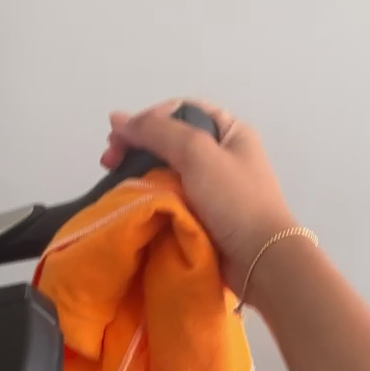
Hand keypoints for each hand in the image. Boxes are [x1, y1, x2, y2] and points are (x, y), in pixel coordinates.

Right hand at [101, 100, 305, 304]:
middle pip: (171, 140)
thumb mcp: (197, 153)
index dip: (146, 120)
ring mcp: (214, 187)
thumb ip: (157, 132)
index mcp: (229, 131)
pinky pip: (173, 199)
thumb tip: (118, 119)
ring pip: (169, 171)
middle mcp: (223, 154)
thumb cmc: (234, 201)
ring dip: (142, 174)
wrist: (260, 259)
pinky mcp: (206, 216)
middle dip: (138, 147)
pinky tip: (137, 203)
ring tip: (118, 183)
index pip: (179, 111)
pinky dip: (153, 198)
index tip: (118, 139)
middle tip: (109, 162)